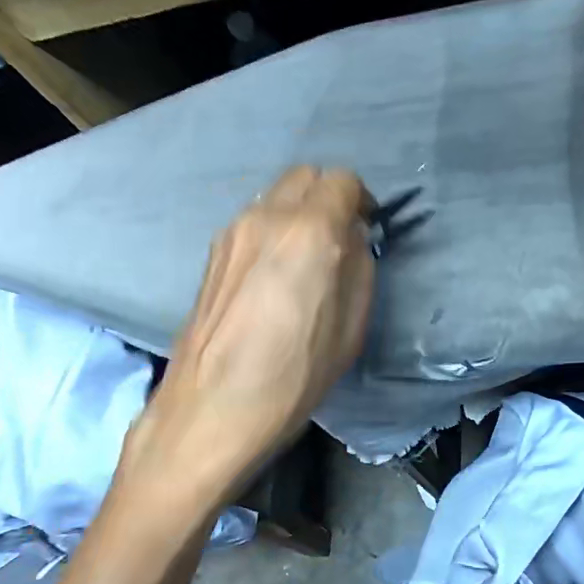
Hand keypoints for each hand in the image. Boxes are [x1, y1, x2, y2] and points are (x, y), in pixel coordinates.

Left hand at [113, 166, 374, 521]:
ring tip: (312, 256)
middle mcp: (267, 218)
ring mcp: (232, 232)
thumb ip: (359, 267)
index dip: (364, 201)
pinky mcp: (213, 252)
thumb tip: (352, 239)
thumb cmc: (299, 371)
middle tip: (344, 237)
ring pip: (277, 194)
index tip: (370, 230)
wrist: (215, 407)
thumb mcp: (353, 323)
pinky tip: (281, 271)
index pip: (343, 182)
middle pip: (306, 176)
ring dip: (301, 211)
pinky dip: (277, 227)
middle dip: (331, 196)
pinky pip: (256, 218)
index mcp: (310, 232)